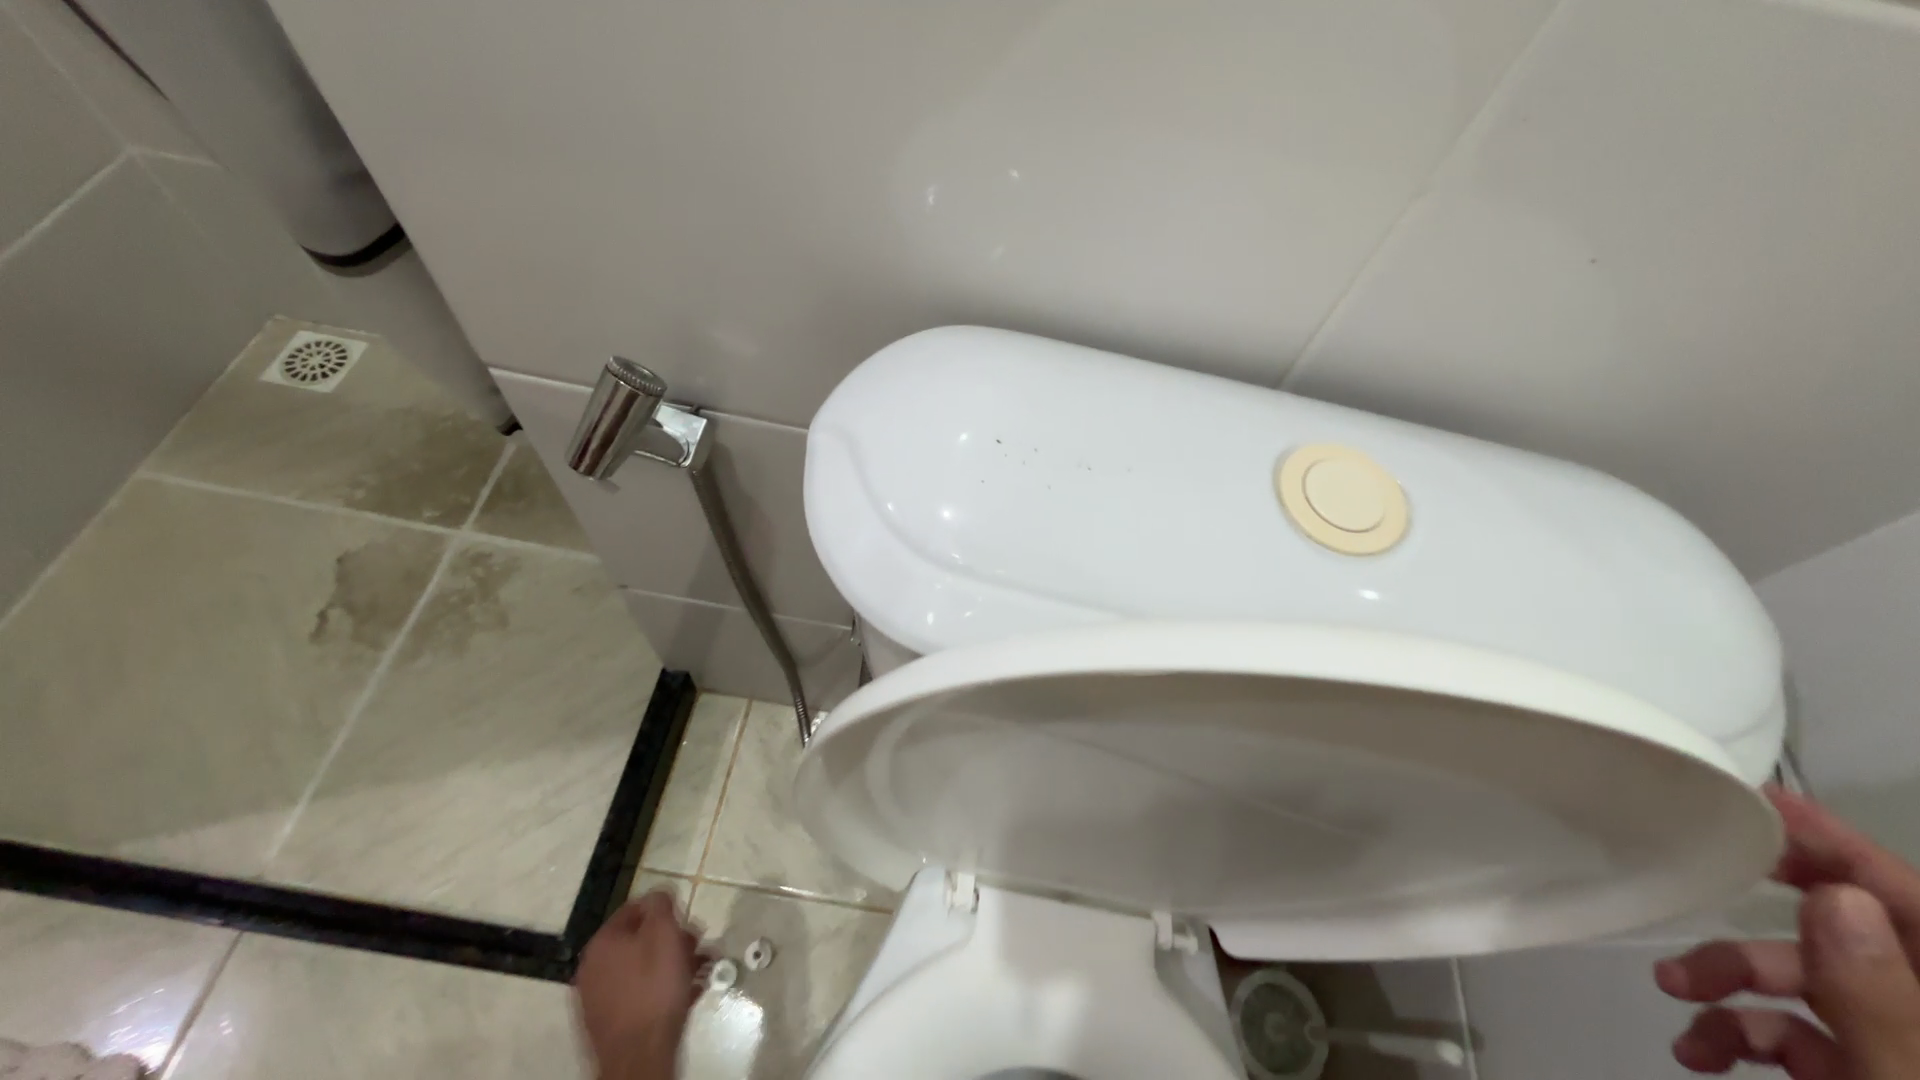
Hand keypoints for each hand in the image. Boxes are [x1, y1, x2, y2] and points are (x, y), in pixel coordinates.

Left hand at [574, 890, 702, 1079]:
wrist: (640, 1055)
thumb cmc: (655, 988)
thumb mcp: (664, 935)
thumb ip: (661, 906)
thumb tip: (658, 893)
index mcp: (603, 942)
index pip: (635, 908)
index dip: (665, 910)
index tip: (688, 920)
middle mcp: (594, 967)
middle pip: (640, 940)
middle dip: (672, 939)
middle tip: (696, 946)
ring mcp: (600, 997)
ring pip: (643, 968)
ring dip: (673, 963)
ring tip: (699, 970)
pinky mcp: (611, 1022)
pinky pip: (641, 994)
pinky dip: (663, 989)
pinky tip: (687, 994)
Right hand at [1654, 787, 1919, 1078]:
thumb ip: (1887, 1006)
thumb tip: (1838, 902)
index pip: (1911, 900)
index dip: (1840, 846)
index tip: (1758, 801)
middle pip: (1850, 939)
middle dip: (1759, 933)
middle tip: (1687, 906)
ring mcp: (1896, 1048)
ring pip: (1810, 991)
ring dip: (1732, 991)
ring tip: (1680, 1012)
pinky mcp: (1862, 1077)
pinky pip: (1795, 1040)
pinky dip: (1740, 1038)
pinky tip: (1701, 1054)